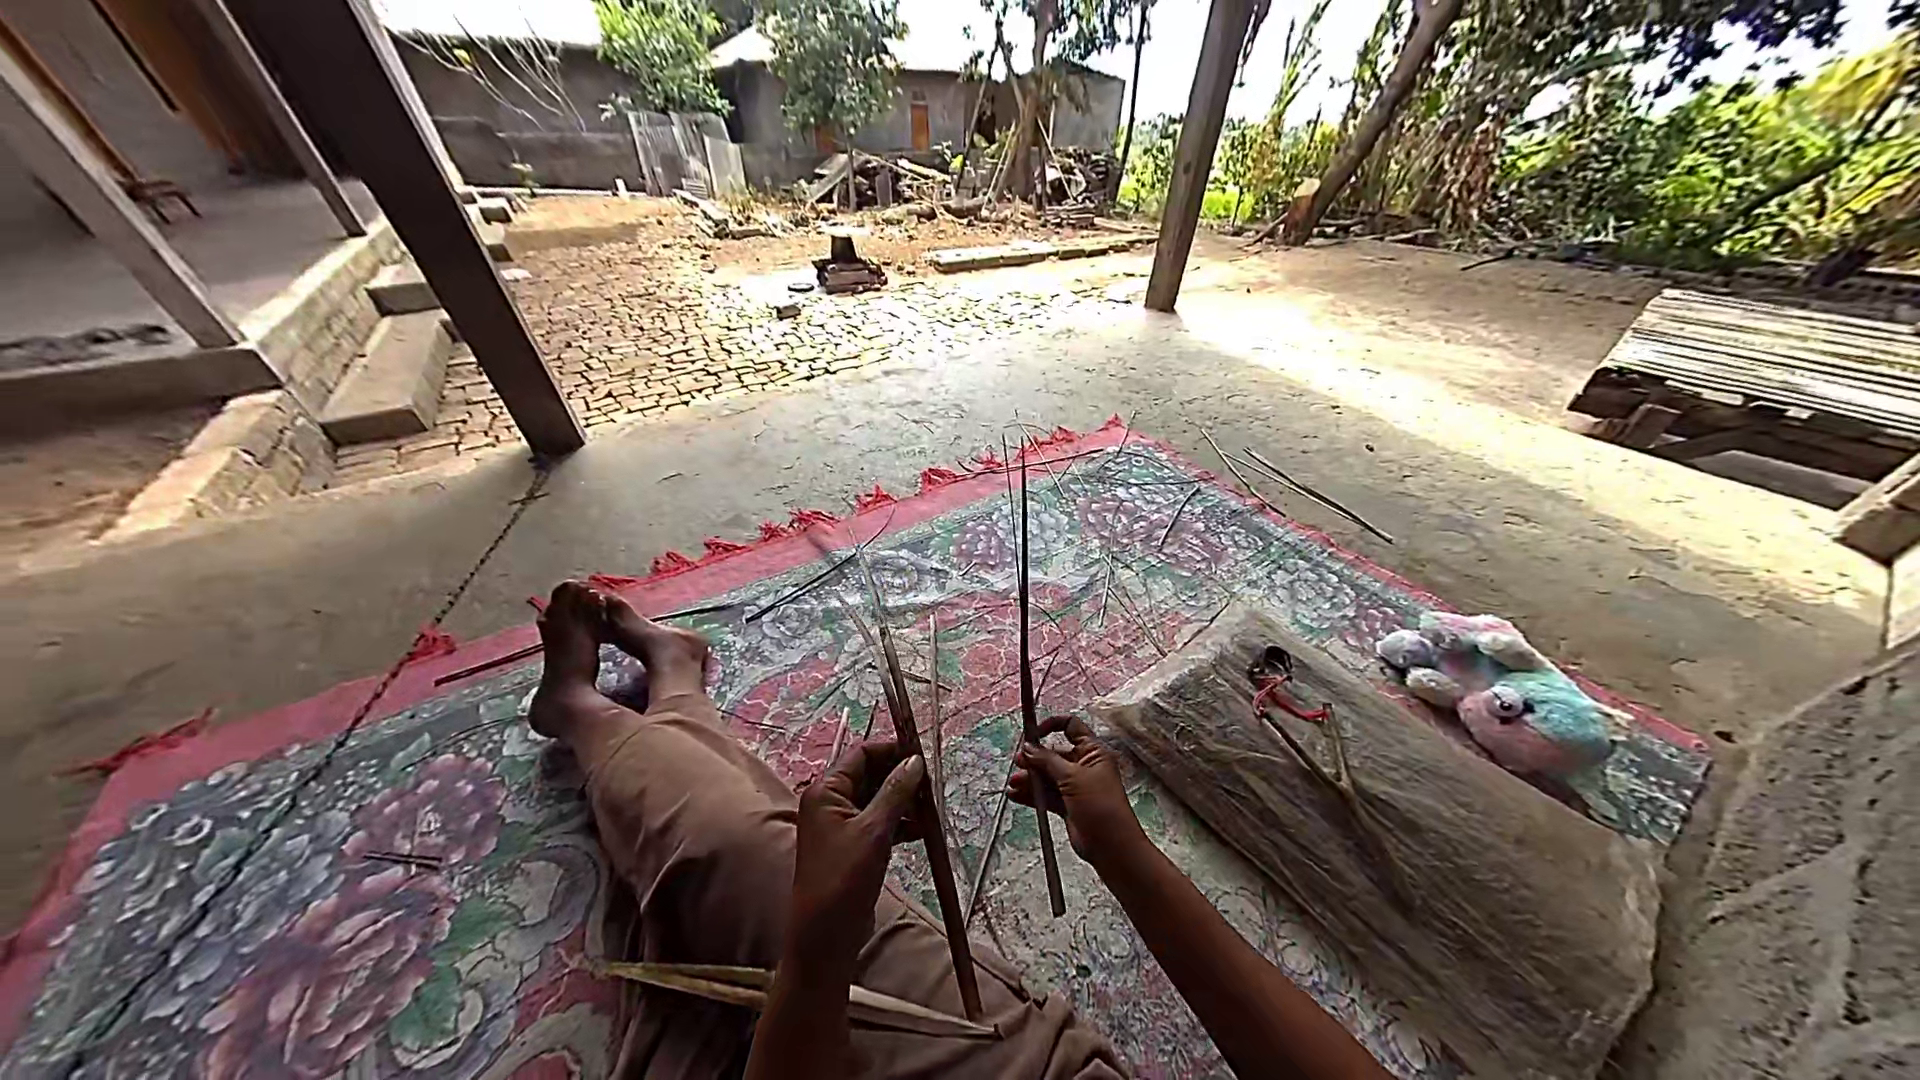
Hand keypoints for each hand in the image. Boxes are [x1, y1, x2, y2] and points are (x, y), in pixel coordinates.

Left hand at [787, 740, 924, 972]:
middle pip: (872, 775)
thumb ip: (896, 792)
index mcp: (826, 790)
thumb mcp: (874, 832)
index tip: (923, 757)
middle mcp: (831, 801)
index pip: (862, 754)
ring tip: (931, 811)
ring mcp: (842, 824)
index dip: (892, 751)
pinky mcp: (854, 845)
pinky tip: (922, 831)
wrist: (824, 941)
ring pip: (879, 799)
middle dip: (902, 778)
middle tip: (932, 786)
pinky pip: (880, 822)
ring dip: (905, 802)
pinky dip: (900, 823)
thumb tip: (916, 761)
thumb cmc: (843, 881)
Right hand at [1007, 715, 1143, 865]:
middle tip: (1018, 762)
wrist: (1111, 847)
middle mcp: (1083, 766)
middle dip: (1034, 757)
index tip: (1033, 733)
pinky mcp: (1067, 805)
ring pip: (1047, 775)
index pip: (1071, 727)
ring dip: (1030, 778)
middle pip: (1054, 754)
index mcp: (1092, 751)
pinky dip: (1032, 794)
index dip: (1051, 725)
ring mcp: (1074, 786)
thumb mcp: (1072, 777)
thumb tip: (1028, 747)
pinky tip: (1015, 795)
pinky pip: (1046, 794)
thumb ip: (1047, 760)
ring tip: (1014, 783)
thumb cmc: (1099, 804)